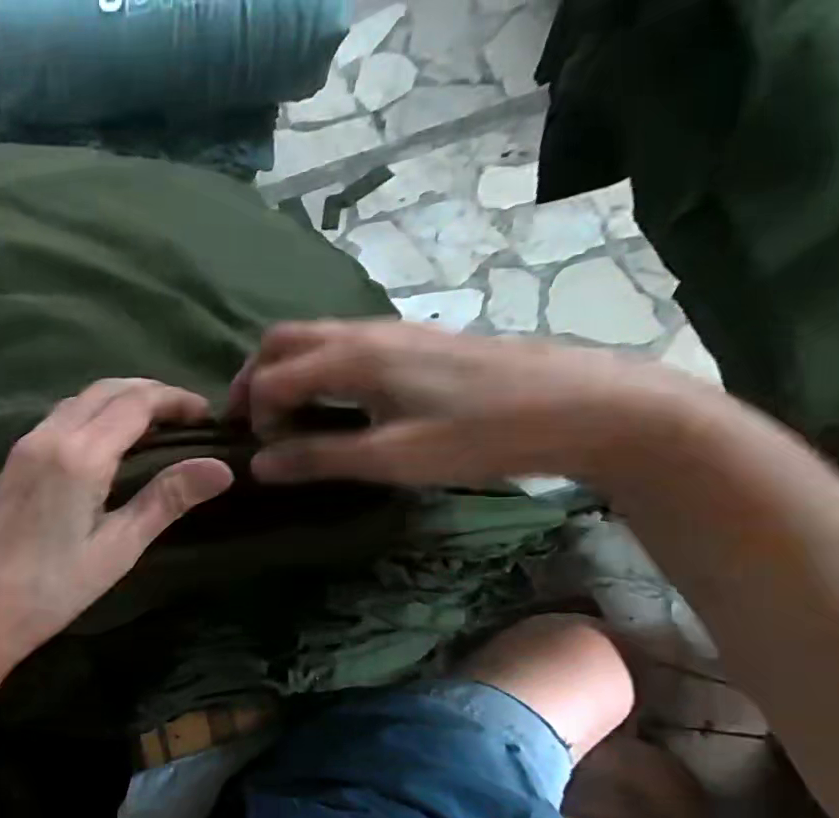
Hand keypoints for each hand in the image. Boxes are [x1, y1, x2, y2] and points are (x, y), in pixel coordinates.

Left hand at [0, 379, 234, 685]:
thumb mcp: (117, 548)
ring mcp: (25, 445)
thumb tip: (221, 468)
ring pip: (79, 400)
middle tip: (185, 414)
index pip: (136, 403)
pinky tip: (107, 440)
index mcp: (79, 454)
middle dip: (149, 392)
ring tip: (153, 423)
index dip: (175, 400)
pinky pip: (59, 417)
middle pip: (106, 390)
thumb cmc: (52, 588)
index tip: (207, 414)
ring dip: (119, 399)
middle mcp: (49, 436)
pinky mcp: (13, 461)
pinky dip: (92, 413)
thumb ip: (166, 500)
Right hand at [232, 320, 719, 487]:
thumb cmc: (483, 434)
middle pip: (282, 341)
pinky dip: (316, 368)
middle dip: (253, 378)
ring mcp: (392, 331)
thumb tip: (258, 464)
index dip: (252, 414)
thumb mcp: (393, 457)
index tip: (264, 452)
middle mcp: (363, 333)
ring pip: (313, 338)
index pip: (270, 376)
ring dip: (285, 372)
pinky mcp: (416, 341)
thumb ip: (320, 457)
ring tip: (289, 417)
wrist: (586, 405)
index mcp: (351, 357)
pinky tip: (338, 402)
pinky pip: (342, 343)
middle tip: (253, 423)